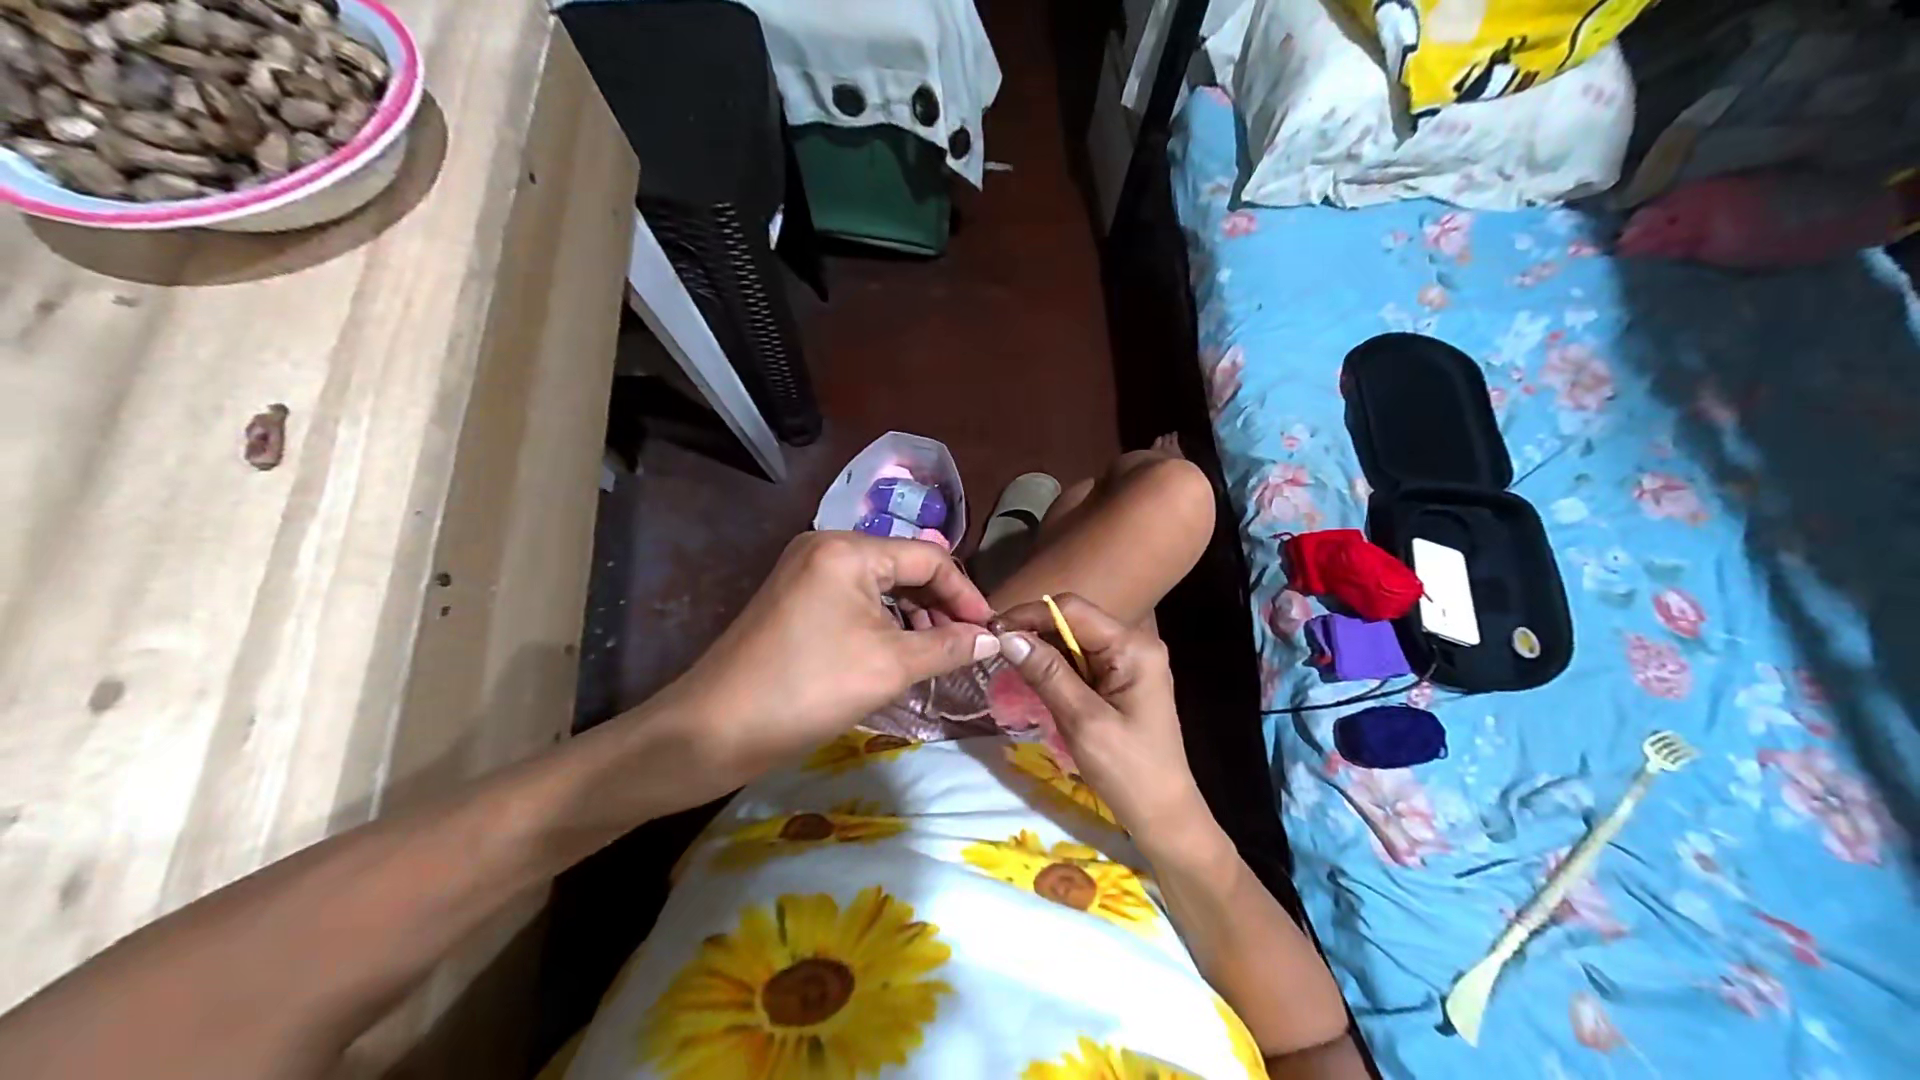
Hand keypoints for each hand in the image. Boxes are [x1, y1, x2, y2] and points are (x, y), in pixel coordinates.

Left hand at [656, 531, 998, 782]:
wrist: (711, 731)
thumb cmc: (807, 690)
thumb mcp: (889, 667)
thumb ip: (948, 646)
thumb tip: (993, 639)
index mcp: (848, 549)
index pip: (930, 558)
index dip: (966, 594)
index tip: (990, 632)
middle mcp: (826, 546)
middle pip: (904, 567)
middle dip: (940, 606)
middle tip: (966, 646)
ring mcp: (806, 572)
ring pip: (880, 585)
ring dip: (913, 616)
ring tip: (936, 654)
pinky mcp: (795, 599)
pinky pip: (854, 600)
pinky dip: (883, 623)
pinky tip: (898, 653)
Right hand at [991, 594, 1208, 838]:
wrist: (1163, 814)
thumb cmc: (1128, 770)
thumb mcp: (1083, 721)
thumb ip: (1047, 674)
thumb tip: (1008, 637)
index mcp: (1132, 647)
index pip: (1072, 610)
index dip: (1030, 615)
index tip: (993, 631)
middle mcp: (1133, 644)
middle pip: (1073, 621)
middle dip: (1034, 632)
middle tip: (996, 650)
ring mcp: (1128, 662)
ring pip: (1073, 641)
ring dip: (1042, 651)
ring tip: (1008, 664)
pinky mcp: (1120, 680)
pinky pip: (1080, 661)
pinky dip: (1055, 668)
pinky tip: (1034, 680)